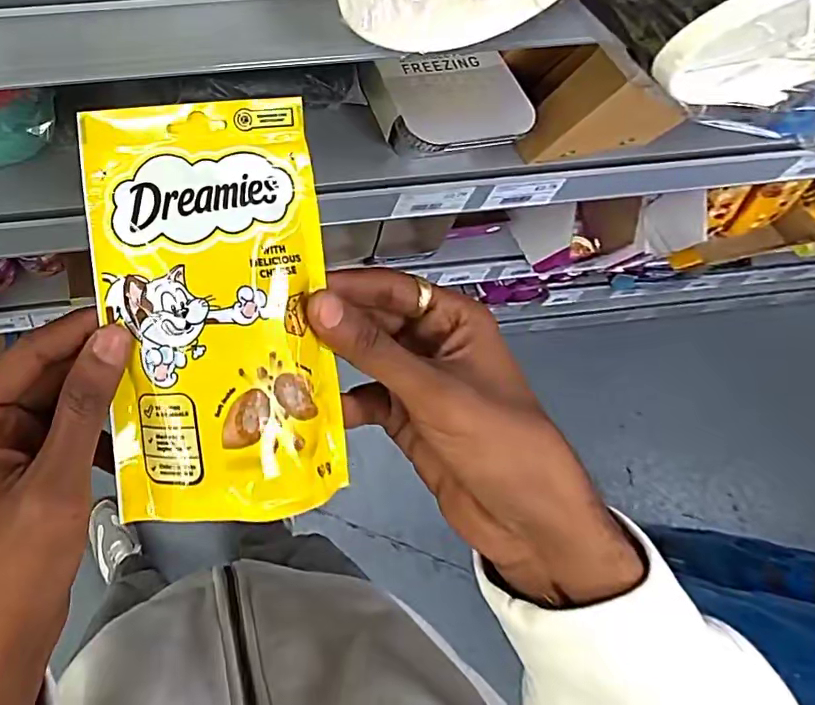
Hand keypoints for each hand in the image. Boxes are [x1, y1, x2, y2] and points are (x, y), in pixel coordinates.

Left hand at [0, 310, 130, 704]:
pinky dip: (92, 433)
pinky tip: (129, 433)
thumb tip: (109, 340)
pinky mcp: (20, 471)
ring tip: (148, 380)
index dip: (77, 330)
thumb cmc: (10, 579)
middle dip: (94, 366)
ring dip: (99, 400)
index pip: (28, 356)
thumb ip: (82, 407)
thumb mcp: (53, 486)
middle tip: (147, 343)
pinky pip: (59, 434)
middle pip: (43, 378)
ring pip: (56, 404)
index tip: (122, 309)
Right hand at [309, 269, 643, 606]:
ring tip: (288, 358)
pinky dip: (341, 401)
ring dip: (331, 361)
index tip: (301, 287)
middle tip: (282, 321)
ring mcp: (416, 381)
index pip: (392, 289)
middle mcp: (431, 343)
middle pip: (373, 321)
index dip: (348, 285)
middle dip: (332, 323)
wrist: (532, 527)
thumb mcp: (433, 391)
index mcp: (453, 320)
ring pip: (364, 358)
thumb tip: (320, 306)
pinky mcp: (404, 416)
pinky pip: (364, 397)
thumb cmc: (502, 444)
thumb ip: (373, 350)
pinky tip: (313, 406)